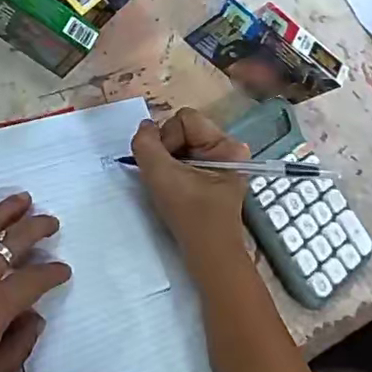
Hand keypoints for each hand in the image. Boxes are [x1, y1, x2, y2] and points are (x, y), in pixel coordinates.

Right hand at [129, 109, 251, 248]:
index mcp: (226, 144)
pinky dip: (170, 169)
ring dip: (165, 160)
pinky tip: (170, 187)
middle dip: (165, 149)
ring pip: (178, 144)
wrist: (208, 253)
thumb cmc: (190, 213)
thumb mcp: (160, 174)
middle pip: (181, 129)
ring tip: (167, 183)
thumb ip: (145, 143)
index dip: (167, 137)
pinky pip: (181, 157)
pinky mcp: (209, 175)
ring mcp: (218, 162)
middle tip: (165, 175)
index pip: (184, 119)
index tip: (167, 165)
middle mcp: (226, 148)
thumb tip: (144, 127)